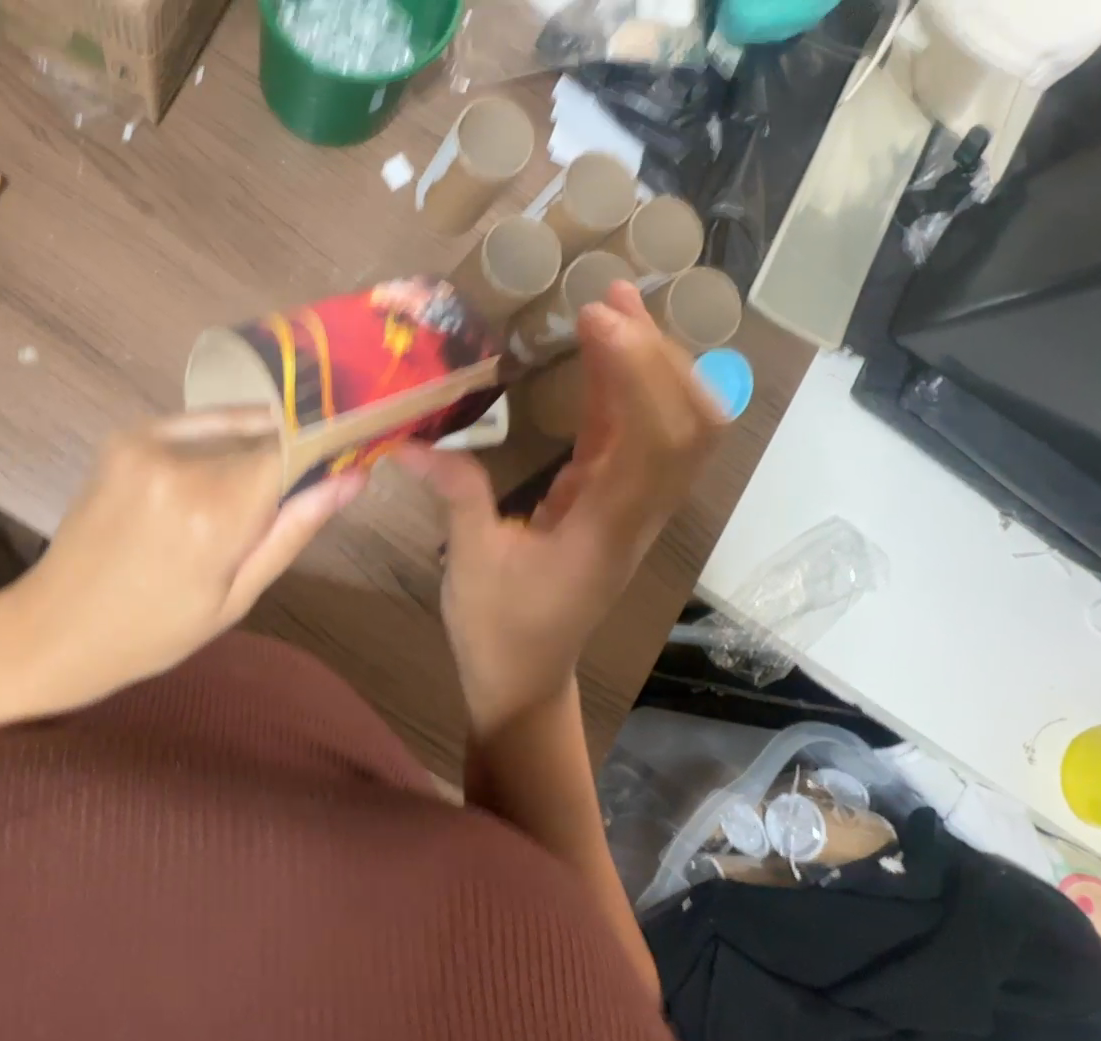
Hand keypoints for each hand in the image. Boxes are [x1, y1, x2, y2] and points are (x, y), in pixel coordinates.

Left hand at [7, 408, 364, 709]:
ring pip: (233, 426)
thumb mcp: (234, 598)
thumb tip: (353, 477)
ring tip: (247, 498)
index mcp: (213, 513)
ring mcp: (145, 442)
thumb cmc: (153, 632)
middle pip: (266, 435)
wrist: (55, 626)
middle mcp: (180, 463)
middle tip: (306, 488)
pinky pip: (196, 425)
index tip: (351, 455)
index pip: (295, 449)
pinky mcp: (124, 435)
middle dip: (293, 454)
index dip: (328, 446)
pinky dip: (219, 442)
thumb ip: (292, 531)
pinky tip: (216, 479)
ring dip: (255, 449)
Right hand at [395, 281, 724, 734]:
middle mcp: (635, 511)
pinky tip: (600, 360)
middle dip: (659, 353)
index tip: (592, 318)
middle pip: (689, 423)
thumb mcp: (471, 564)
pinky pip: (635, 441)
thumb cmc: (498, 630)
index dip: (635, 368)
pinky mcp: (609, 506)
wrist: (522, 679)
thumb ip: (455, 494)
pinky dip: (626, 393)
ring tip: (614, 311)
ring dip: (652, 366)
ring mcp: (629, 509)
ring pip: (672, 428)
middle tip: (610, 300)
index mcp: (607, 526)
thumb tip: (411, 440)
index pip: (653, 435)